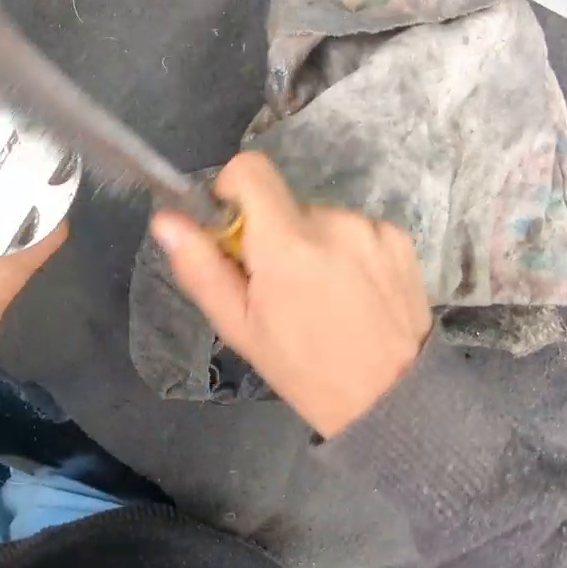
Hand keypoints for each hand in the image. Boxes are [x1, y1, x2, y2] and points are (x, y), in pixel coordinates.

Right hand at [150, 153, 431, 438]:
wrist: (392, 398)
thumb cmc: (303, 369)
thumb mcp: (239, 327)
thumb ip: (201, 268)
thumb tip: (166, 221)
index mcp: (287, 244)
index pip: (250, 169)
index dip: (232, 188)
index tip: (233, 227)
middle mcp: (333, 223)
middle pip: (282, 204)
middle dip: (272, 235)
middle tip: (277, 288)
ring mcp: (371, 228)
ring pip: (318, 219)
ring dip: (310, 245)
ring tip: (320, 297)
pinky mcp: (400, 238)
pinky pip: (353, 229)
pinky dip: (344, 252)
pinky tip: (351, 293)